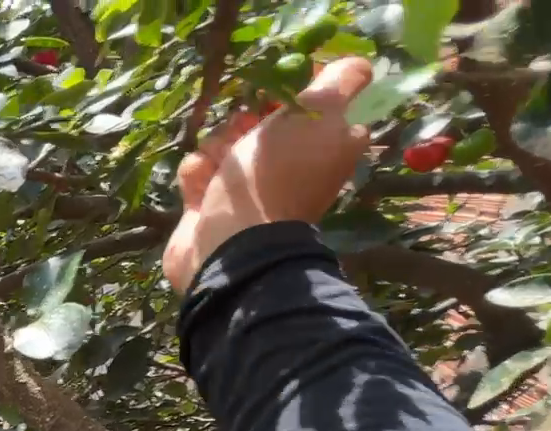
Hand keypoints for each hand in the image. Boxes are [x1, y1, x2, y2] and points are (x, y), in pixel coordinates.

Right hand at [162, 56, 375, 293]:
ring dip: (216, 148)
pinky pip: (200, 172)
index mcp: (330, 141)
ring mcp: (250, 185)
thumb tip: (354, 67)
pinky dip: (196, 175)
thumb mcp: (320, 113)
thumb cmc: (275, 177)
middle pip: (262, 119)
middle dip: (245, 122)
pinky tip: (199, 187)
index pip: (314, 100)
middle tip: (243, 133)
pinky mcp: (210, 202)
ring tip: (217, 168)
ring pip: (225, 143)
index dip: (294, 90)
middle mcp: (293, 162)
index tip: (278, 94)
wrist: (229, 243)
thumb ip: (342, 80)